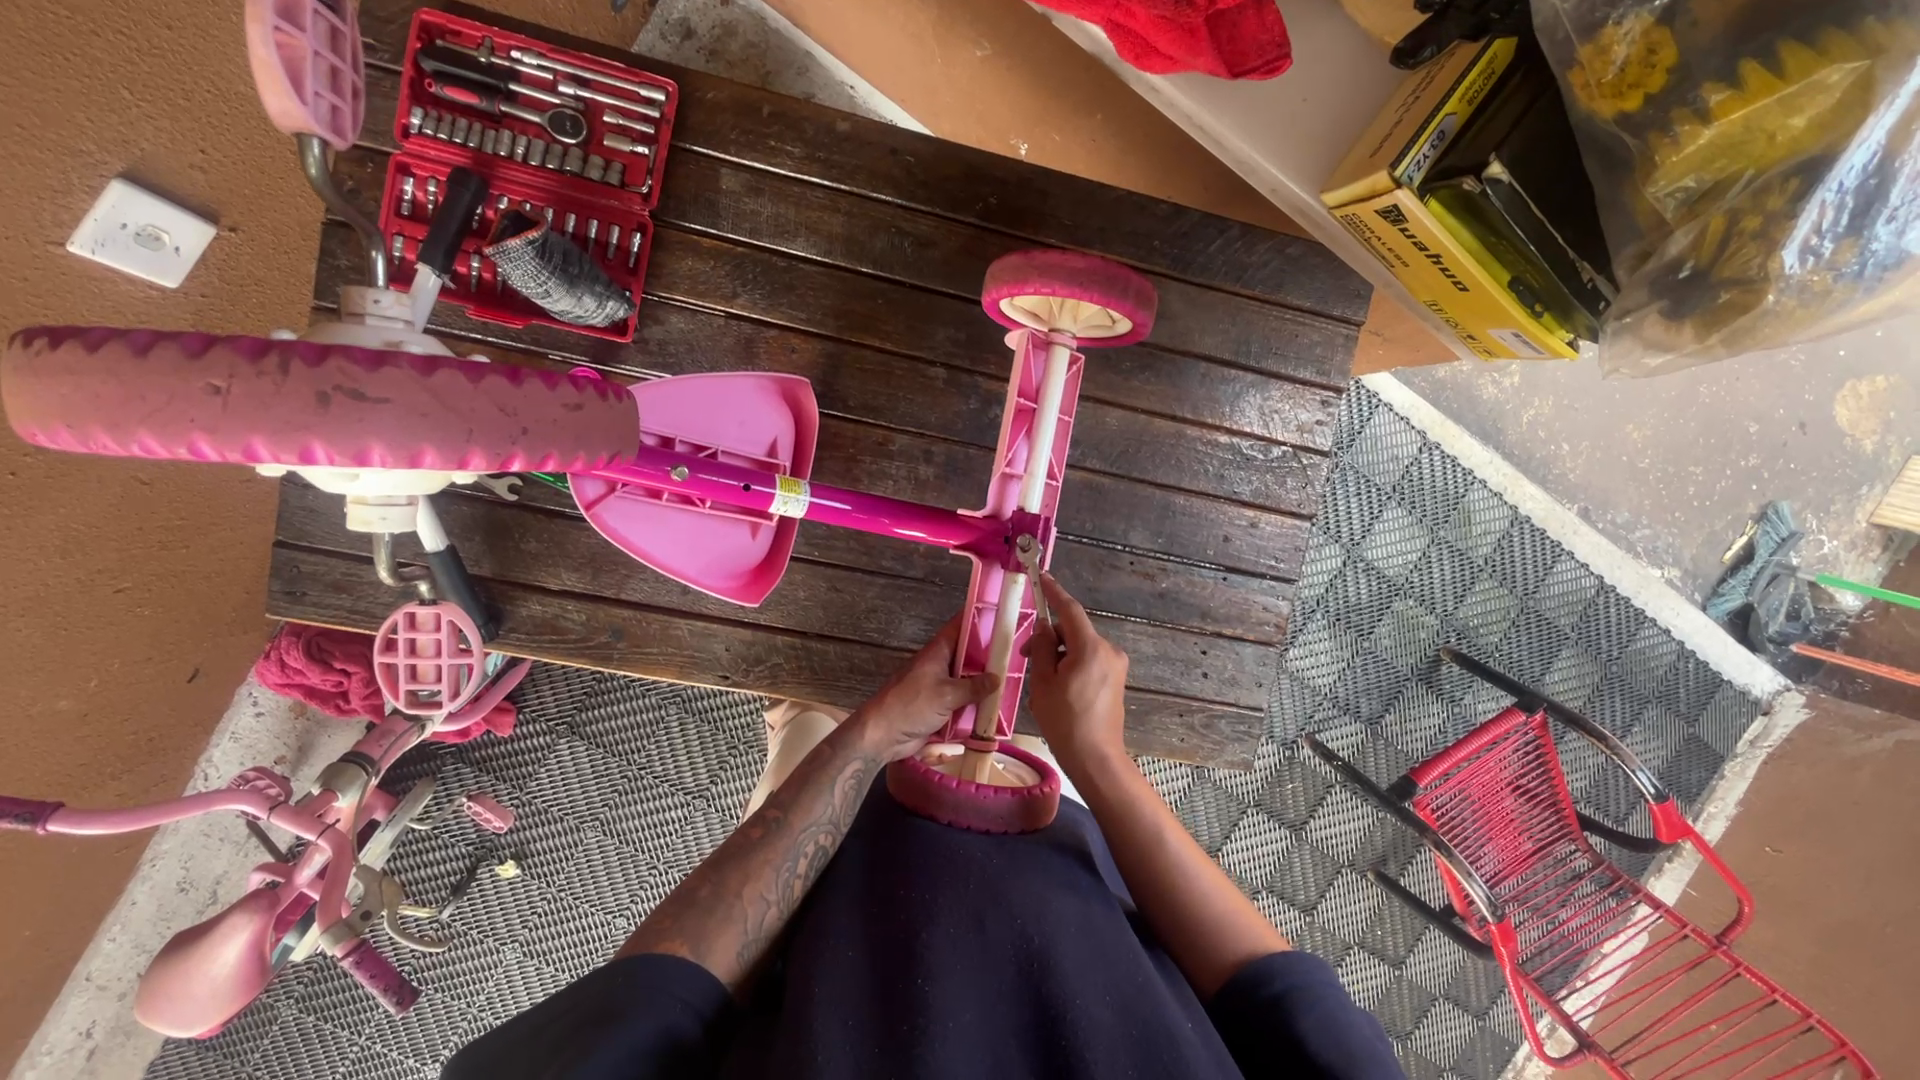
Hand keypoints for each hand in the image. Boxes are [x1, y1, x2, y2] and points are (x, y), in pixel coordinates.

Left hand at [849, 615, 998, 762]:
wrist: (883, 735)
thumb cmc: (911, 705)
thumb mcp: (947, 694)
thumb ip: (974, 686)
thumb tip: (996, 679)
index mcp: (937, 652)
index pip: (960, 627)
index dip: (978, 619)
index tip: (1001, 614)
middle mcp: (939, 666)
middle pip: (968, 655)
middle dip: (989, 657)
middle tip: (1016, 656)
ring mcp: (939, 687)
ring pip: (967, 680)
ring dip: (984, 685)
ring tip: (1013, 684)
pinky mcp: (939, 708)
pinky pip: (962, 702)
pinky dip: (975, 705)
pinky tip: (995, 708)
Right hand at [1026, 574, 1127, 772]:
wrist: (1095, 758)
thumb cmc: (1065, 722)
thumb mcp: (1043, 682)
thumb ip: (1042, 648)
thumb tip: (1044, 628)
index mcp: (1090, 648)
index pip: (1070, 610)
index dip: (1054, 593)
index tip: (1043, 578)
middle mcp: (1109, 651)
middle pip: (1074, 630)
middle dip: (1050, 638)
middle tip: (1026, 657)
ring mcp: (1116, 666)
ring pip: (1081, 646)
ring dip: (1060, 654)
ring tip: (1042, 681)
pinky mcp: (1117, 679)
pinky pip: (1090, 660)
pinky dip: (1072, 665)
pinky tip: (1059, 688)